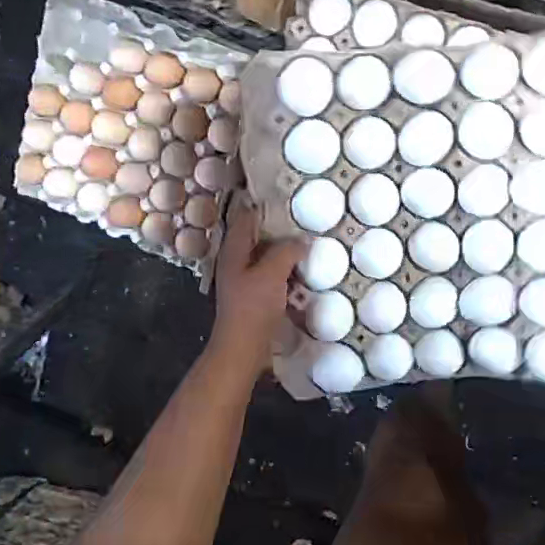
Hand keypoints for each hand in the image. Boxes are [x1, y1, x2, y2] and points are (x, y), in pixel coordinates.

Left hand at [209, 200, 305, 367]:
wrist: (243, 349)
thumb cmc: (253, 308)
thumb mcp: (272, 273)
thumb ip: (287, 251)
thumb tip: (303, 239)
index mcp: (234, 250)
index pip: (246, 217)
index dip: (263, 204)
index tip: (287, 196)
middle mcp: (237, 261)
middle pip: (259, 237)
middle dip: (281, 230)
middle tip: (306, 220)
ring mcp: (246, 280)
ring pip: (269, 258)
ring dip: (287, 253)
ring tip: (311, 244)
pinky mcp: (257, 297)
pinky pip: (275, 277)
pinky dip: (288, 273)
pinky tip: (305, 274)